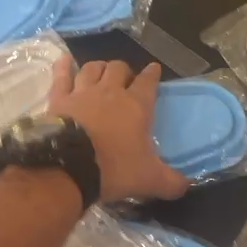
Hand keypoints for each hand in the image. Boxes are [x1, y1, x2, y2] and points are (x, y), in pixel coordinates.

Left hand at [48, 58, 187, 204]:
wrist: (69, 167)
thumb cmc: (114, 169)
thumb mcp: (149, 180)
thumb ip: (171, 182)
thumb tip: (187, 186)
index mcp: (136, 106)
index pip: (148, 82)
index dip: (152, 74)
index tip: (154, 69)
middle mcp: (110, 92)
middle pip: (119, 68)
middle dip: (124, 71)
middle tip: (125, 80)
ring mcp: (82, 92)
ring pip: (93, 68)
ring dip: (99, 68)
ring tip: (101, 72)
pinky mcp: (59, 99)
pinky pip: (61, 76)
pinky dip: (63, 67)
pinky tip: (65, 60)